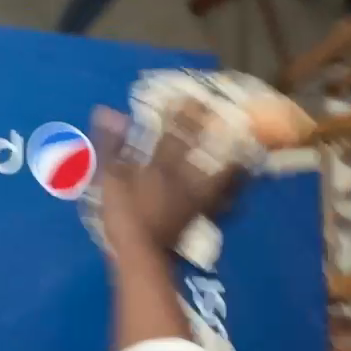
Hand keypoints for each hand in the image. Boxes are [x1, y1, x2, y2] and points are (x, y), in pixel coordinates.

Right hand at [90, 102, 239, 263]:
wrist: (142, 254)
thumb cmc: (123, 216)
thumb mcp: (109, 177)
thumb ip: (111, 144)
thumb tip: (107, 112)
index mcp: (160, 165)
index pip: (173, 132)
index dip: (180, 113)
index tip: (188, 96)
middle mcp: (184, 176)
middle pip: (201, 147)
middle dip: (208, 127)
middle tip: (218, 111)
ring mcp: (196, 197)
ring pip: (219, 171)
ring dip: (230, 157)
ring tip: (243, 146)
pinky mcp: (201, 217)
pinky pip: (223, 200)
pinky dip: (232, 191)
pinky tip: (240, 188)